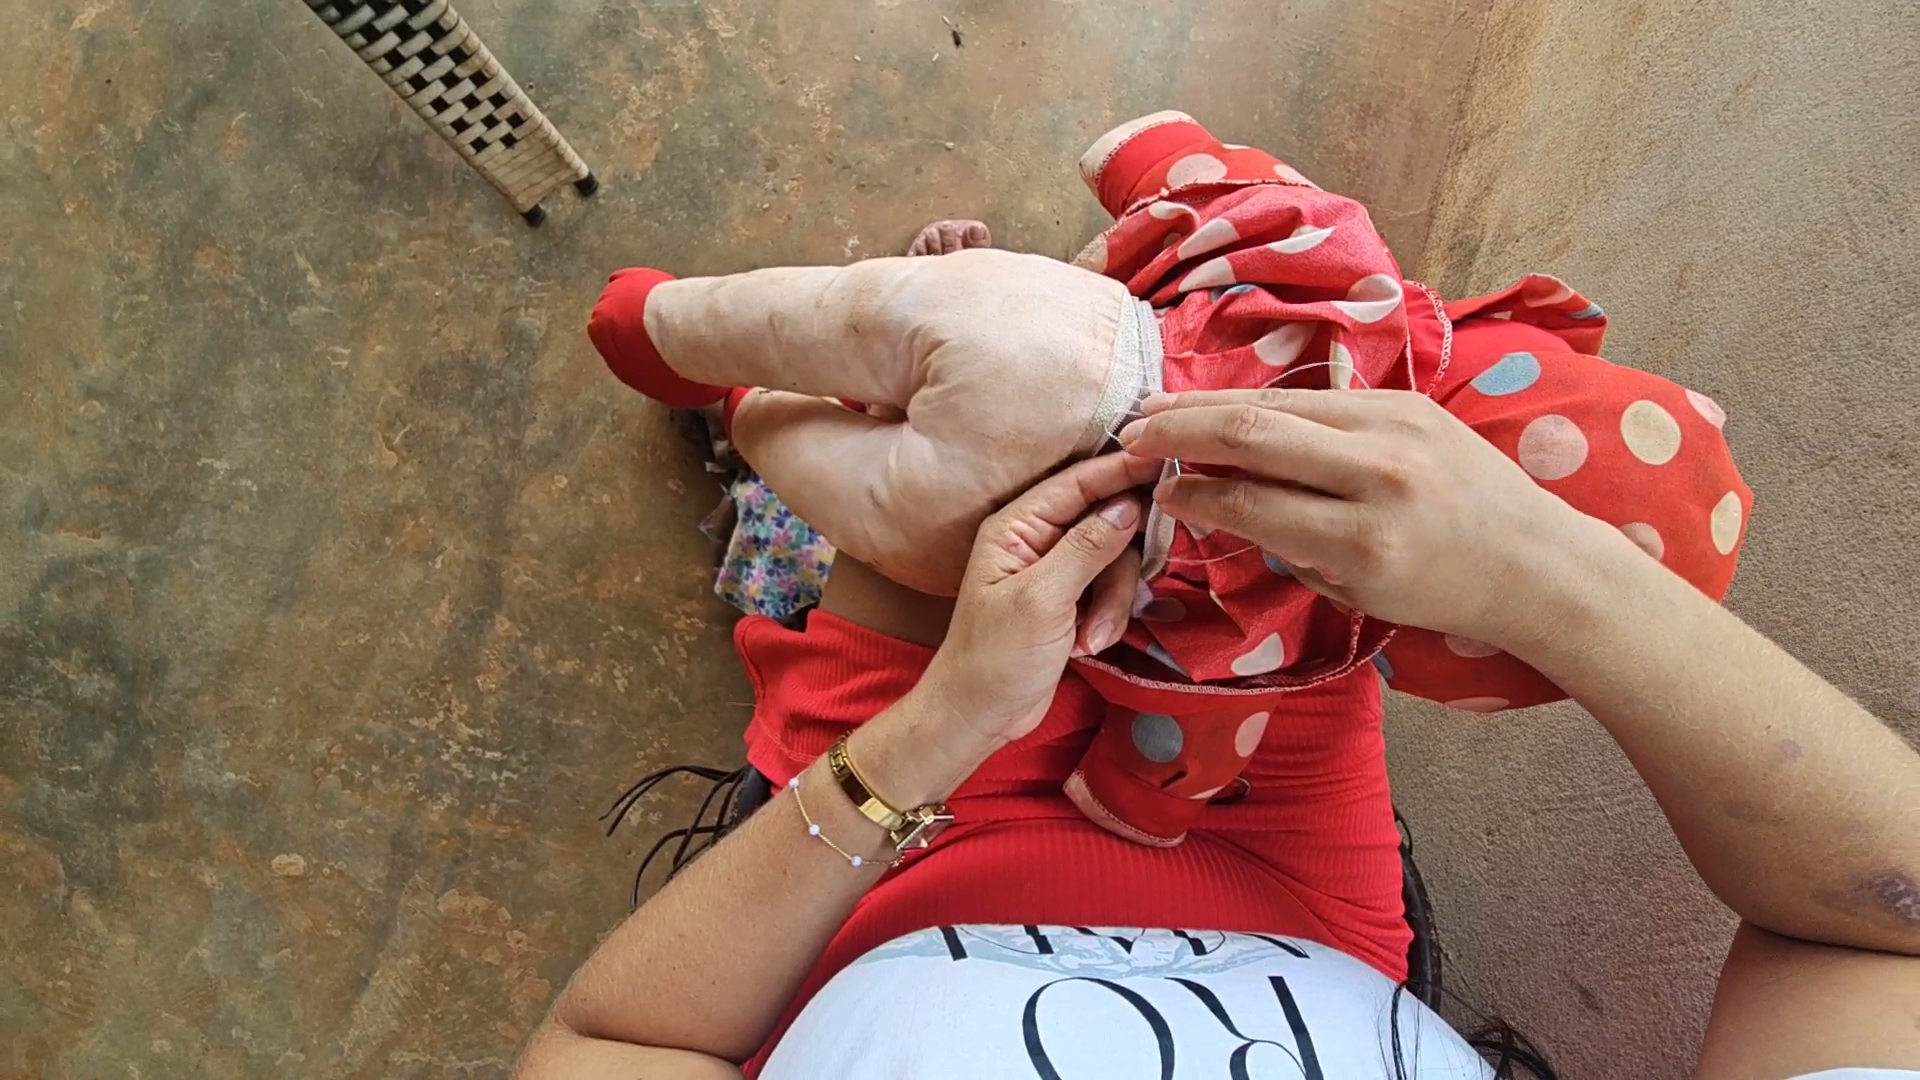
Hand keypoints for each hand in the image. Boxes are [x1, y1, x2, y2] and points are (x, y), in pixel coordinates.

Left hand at [918, 451, 1163, 744]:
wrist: (980, 713)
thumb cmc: (997, 656)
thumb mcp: (1042, 599)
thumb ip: (1086, 548)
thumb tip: (1129, 503)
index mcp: (1017, 526)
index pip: (1077, 482)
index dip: (1121, 469)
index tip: (1167, 458)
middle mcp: (1037, 539)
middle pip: (1106, 524)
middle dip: (1116, 569)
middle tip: (1110, 604)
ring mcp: (1057, 570)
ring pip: (1114, 563)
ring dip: (1111, 605)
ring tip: (1088, 640)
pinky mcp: (1073, 599)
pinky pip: (1111, 592)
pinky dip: (1106, 619)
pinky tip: (1085, 647)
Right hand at [1117, 388, 1617, 651]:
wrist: (1536, 559)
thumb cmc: (1436, 591)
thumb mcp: (1349, 587)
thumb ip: (1278, 538)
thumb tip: (1209, 496)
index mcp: (1364, 540)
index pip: (1249, 504)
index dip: (1191, 496)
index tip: (1155, 491)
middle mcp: (1379, 472)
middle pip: (1253, 435)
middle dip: (1180, 432)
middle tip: (1130, 434)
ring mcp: (1396, 424)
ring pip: (1274, 403)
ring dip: (1204, 405)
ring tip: (1155, 409)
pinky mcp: (1403, 398)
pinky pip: (1307, 396)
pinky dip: (1251, 401)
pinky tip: (1216, 404)